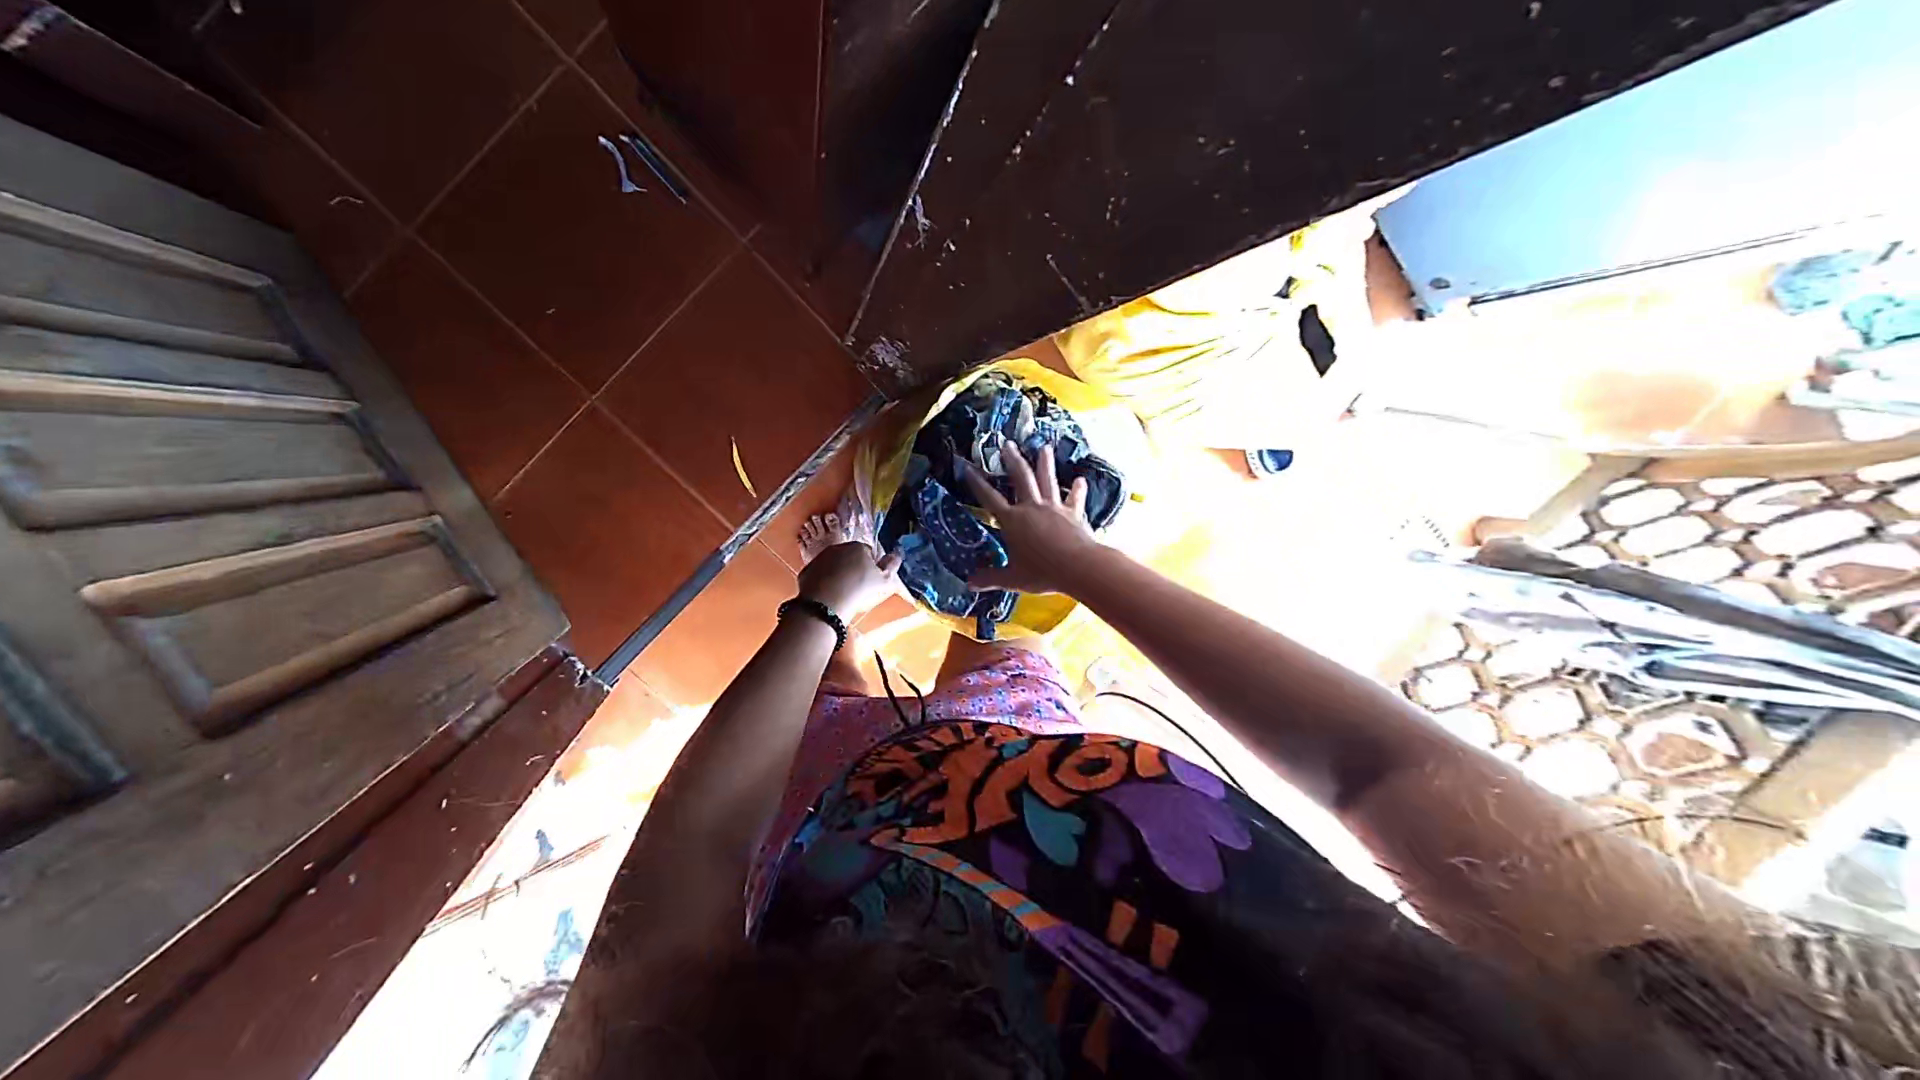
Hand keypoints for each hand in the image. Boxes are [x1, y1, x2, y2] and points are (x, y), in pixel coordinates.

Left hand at [796, 542, 902, 623]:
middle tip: (857, 588)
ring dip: (837, 574)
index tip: (870, 581)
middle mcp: (837, 548)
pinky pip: (818, 575)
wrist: (827, 603)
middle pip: (849, 557)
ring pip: (832, 565)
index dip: (871, 567)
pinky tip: (827, 595)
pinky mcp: (807, 570)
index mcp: (858, 547)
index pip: (868, 553)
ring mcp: (820, 558)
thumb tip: (896, 554)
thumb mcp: (884, 581)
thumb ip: (892, 566)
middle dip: (853, 568)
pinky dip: (822, 582)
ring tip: (842, 593)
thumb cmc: (860, 590)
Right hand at [962, 443, 1098, 594]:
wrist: (1078, 566)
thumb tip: (969, 583)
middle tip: (1007, 444)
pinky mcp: (1074, 513)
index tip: (967, 466)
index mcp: (1012, 521)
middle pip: (1020, 478)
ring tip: (1044, 447)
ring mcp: (1054, 507)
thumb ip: (991, 577)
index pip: (989, 498)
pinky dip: (1078, 489)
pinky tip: (1081, 479)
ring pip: (1048, 480)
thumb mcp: (1012, 578)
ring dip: (1045, 463)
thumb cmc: (1041, 572)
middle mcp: (1031, 507)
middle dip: (1012, 460)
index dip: (976, 483)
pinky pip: (1075, 498)